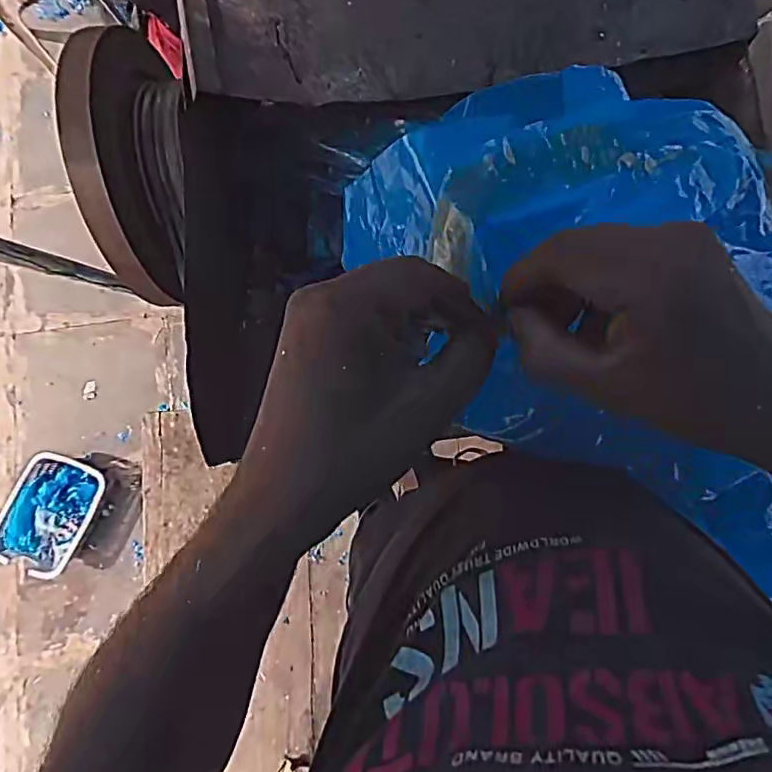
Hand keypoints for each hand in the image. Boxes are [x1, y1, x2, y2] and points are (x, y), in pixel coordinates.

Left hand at [238, 257, 496, 546]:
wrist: (282, 496)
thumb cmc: (357, 452)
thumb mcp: (431, 404)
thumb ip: (471, 355)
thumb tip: (486, 330)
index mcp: (348, 303)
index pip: (422, 275)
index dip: (463, 300)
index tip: (489, 333)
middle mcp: (322, 292)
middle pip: (399, 278)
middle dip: (441, 306)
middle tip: (471, 340)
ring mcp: (307, 309)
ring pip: (381, 292)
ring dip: (418, 314)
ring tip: (443, 350)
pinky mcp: (303, 328)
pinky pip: (359, 309)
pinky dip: (390, 324)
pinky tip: (406, 356)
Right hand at [500, 223, 771, 461]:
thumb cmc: (692, 403)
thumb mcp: (605, 388)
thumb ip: (543, 352)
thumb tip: (516, 316)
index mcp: (646, 269)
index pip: (558, 253)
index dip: (521, 279)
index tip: (503, 312)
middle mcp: (666, 234)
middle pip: (578, 243)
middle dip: (547, 281)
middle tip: (535, 325)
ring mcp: (685, 232)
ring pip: (601, 244)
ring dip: (575, 278)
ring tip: (571, 326)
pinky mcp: (695, 240)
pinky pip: (630, 248)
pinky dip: (606, 275)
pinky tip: (607, 314)